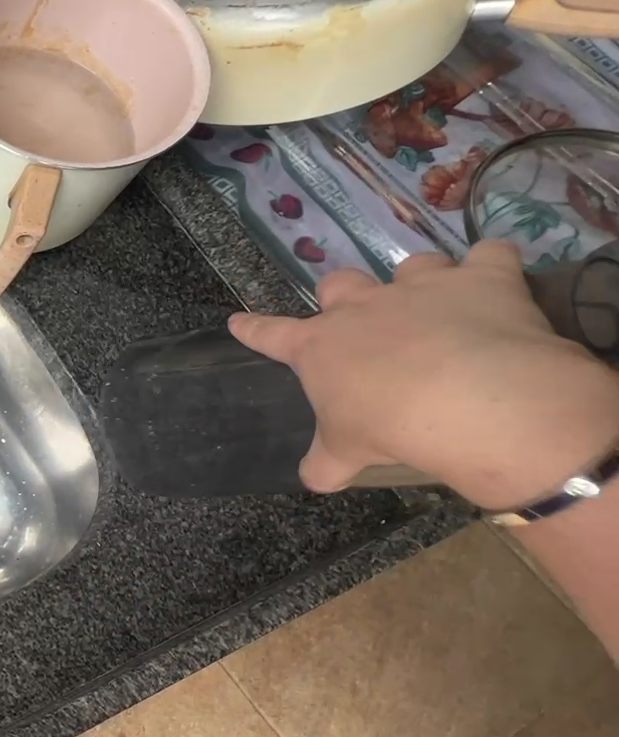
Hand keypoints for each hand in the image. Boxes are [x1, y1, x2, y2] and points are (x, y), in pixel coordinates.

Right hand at [228, 240, 618, 508]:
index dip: (251, 328)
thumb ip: (325, 463)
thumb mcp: (345, 452)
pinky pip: (489, 254)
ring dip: (419, 280)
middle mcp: (361, 308)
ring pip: (412, 265)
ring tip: (435, 301)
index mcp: (316, 346)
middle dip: (343, 295)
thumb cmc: (389, 426)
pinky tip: (497, 277)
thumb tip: (315, 482)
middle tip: (359, 315)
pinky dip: (492, 262)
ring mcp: (420, 288)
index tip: (240, 322)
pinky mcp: (481, 279)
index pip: (268, 333)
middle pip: (336, 283)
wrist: (473, 402)